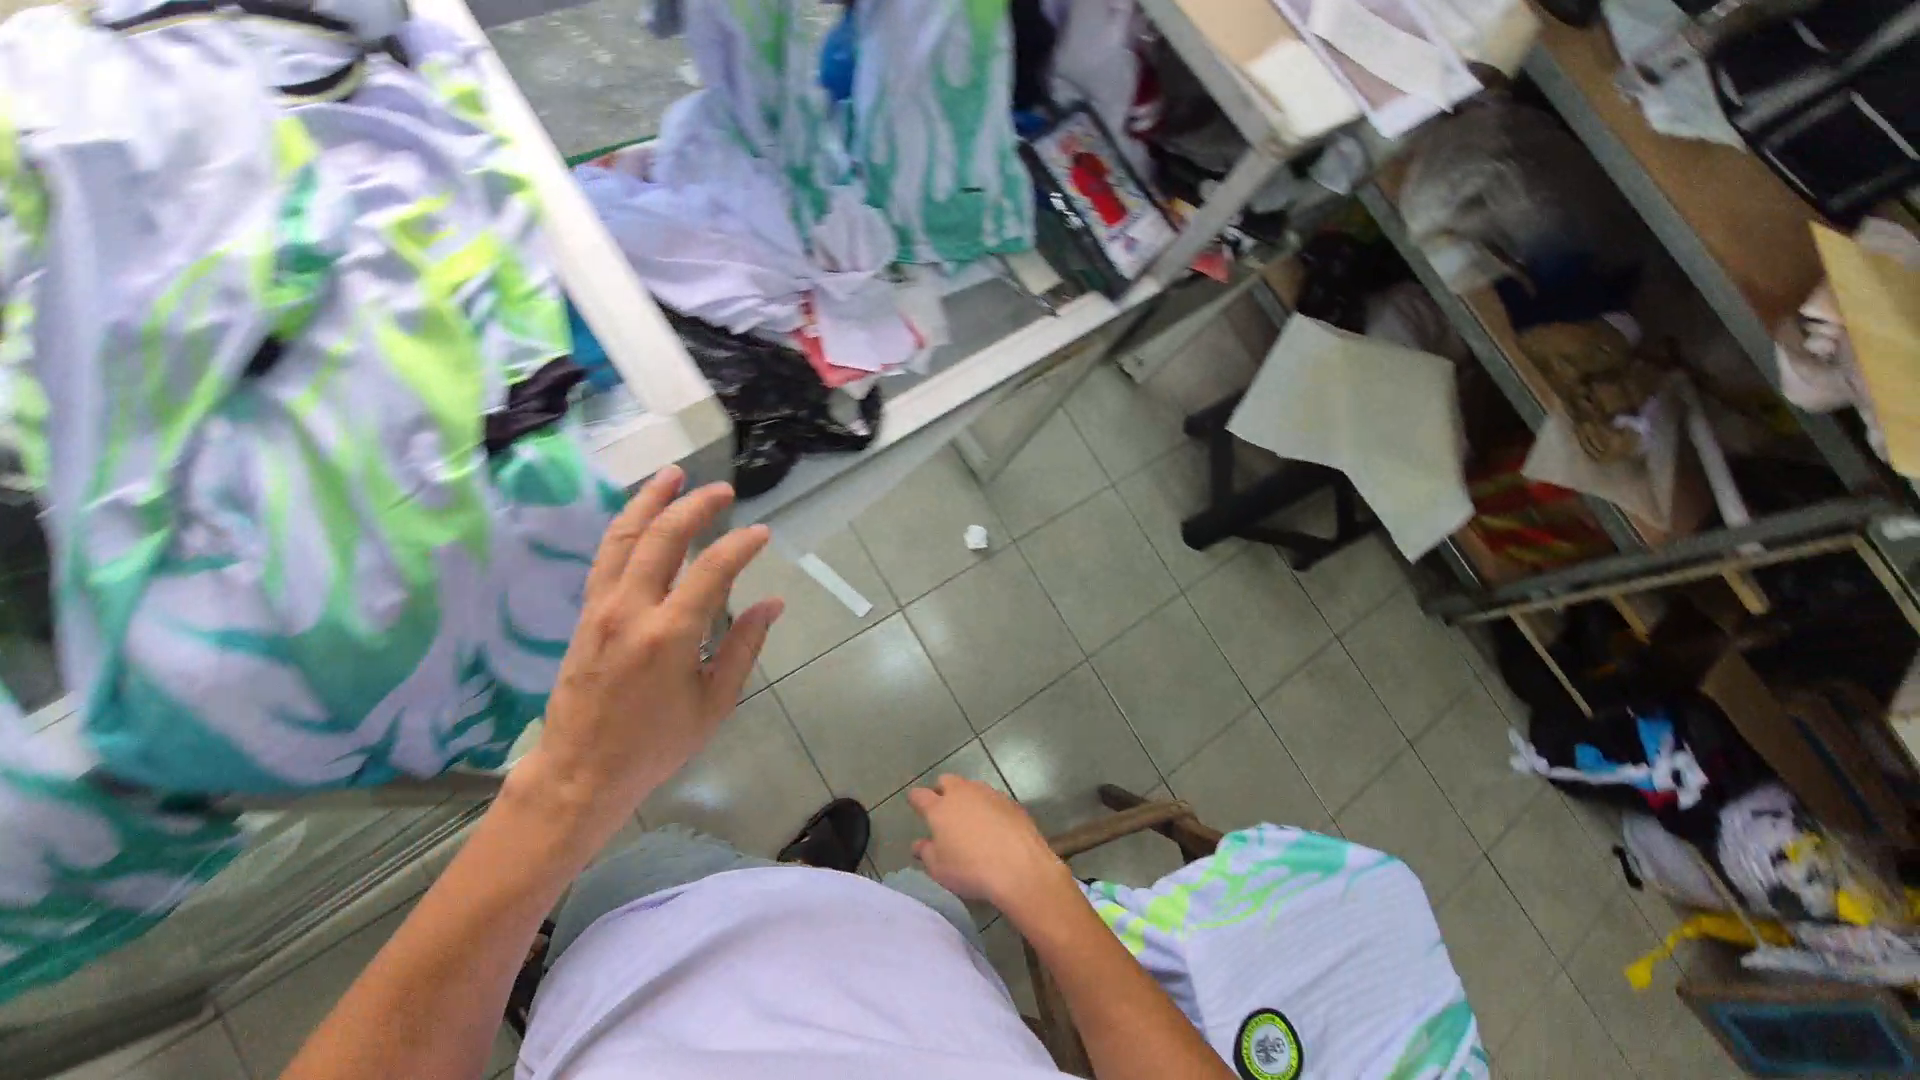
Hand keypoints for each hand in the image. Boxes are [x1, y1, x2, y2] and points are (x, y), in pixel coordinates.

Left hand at [516, 466, 782, 851]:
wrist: (581, 770)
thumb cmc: (656, 744)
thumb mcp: (714, 703)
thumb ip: (743, 647)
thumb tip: (772, 602)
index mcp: (669, 635)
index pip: (712, 570)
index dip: (741, 545)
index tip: (761, 533)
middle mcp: (631, 610)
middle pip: (662, 538)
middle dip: (694, 506)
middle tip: (722, 490)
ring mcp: (601, 608)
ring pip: (624, 538)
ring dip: (649, 501)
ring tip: (672, 475)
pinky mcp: (585, 613)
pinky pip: (606, 557)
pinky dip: (626, 528)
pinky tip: (640, 517)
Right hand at [908, 775, 1073, 917]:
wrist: (1019, 867)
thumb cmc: (970, 870)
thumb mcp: (940, 869)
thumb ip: (927, 852)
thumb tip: (920, 844)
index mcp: (940, 808)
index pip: (920, 795)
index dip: (916, 799)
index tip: (915, 804)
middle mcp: (963, 793)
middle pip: (947, 781)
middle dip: (942, 791)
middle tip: (945, 811)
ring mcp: (989, 794)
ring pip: (972, 787)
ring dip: (968, 798)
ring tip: (972, 820)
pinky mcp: (1011, 802)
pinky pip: (993, 798)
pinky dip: (989, 807)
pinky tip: (995, 826)